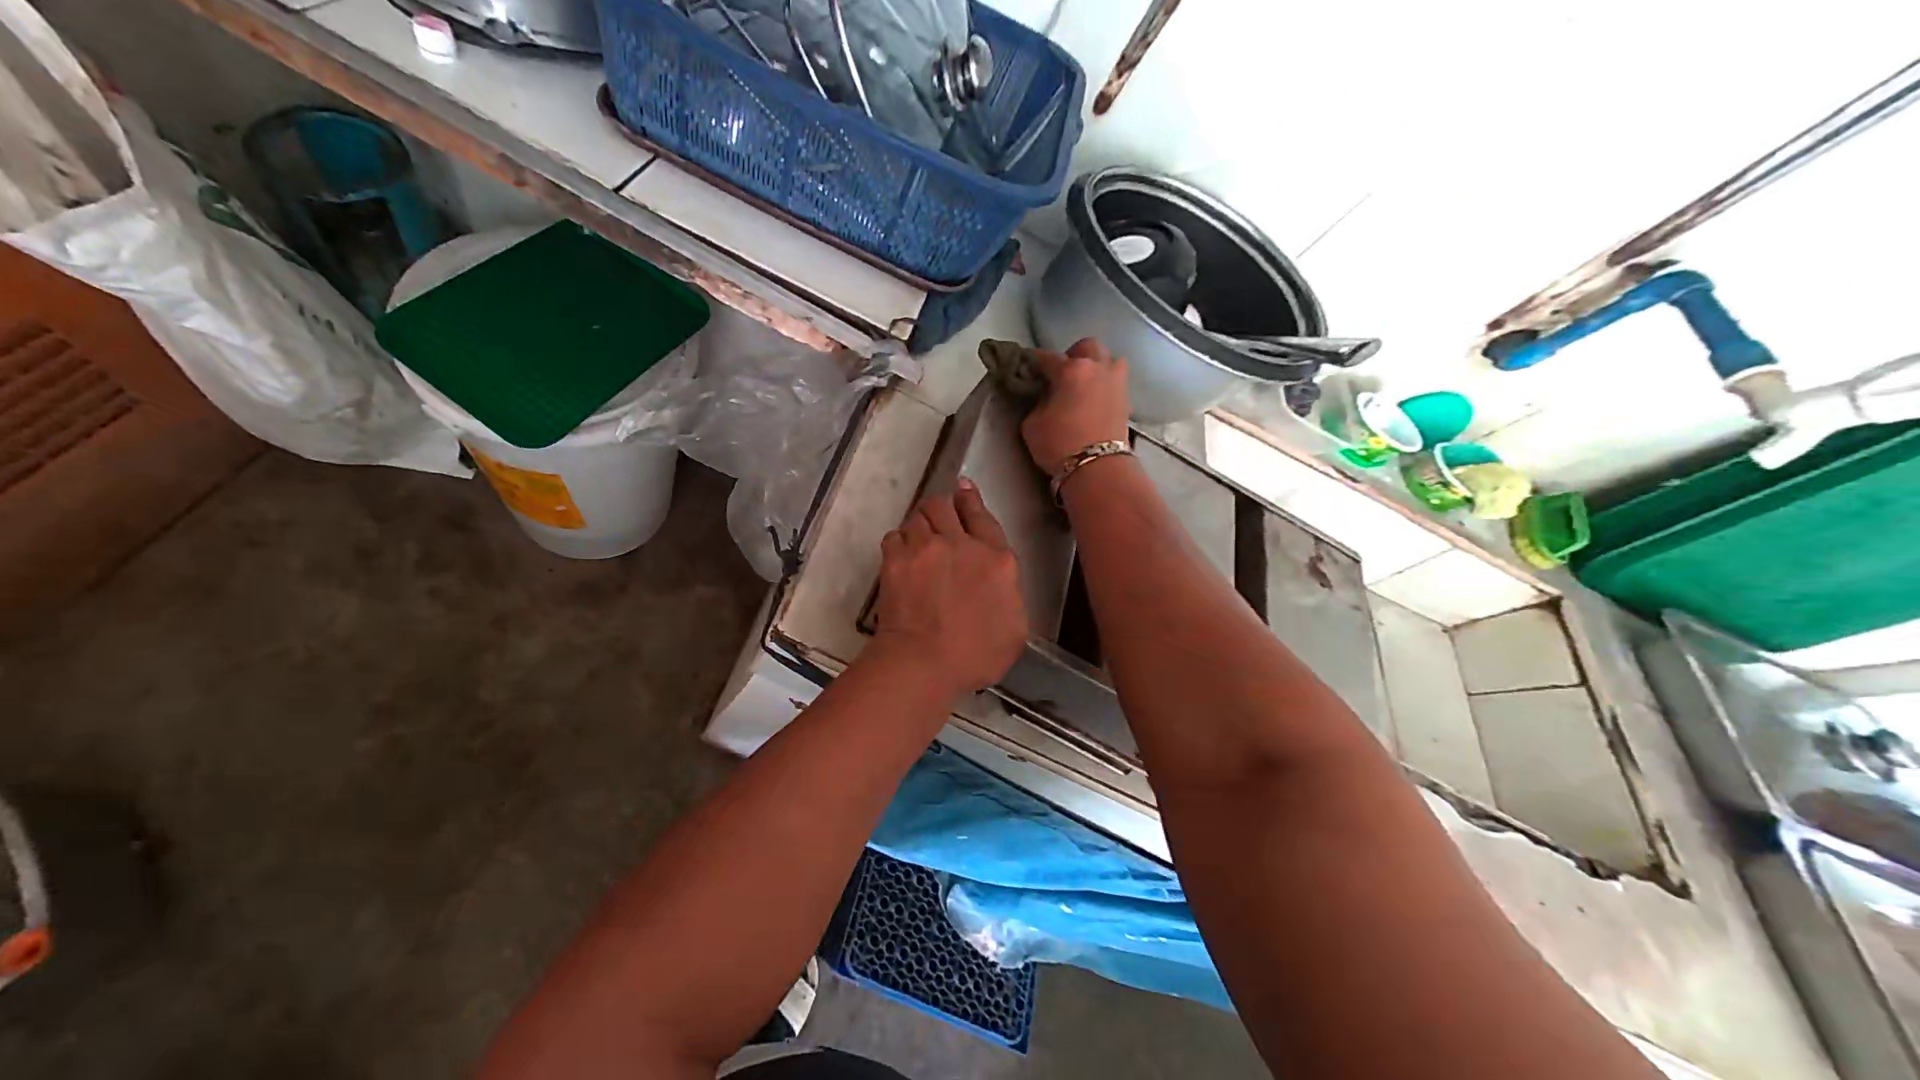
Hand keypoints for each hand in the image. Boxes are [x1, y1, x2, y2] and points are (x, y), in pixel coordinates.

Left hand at [870, 482, 1026, 697]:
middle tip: (938, 519)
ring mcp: (925, 549)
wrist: (924, 662)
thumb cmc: (976, 656)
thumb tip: (999, 584)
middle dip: (941, 508)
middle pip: (944, 505)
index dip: (971, 499)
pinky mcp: (895, 560)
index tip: (963, 488)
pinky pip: (894, 536)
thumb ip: (1009, 594)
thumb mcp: (1015, 628)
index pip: (982, 516)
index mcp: (996, 559)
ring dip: (920, 524)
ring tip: (919, 539)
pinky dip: (899, 542)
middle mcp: (961, 544)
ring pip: (918, 516)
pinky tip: (901, 555)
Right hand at [1021, 337, 1130, 474]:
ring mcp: (1116, 382)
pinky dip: (1104, 385)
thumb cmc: (1060, 444)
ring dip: (1096, 366)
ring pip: (1108, 360)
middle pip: (1086, 347)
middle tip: (1061, 374)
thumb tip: (1044, 395)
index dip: (1032, 361)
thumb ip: (1037, 402)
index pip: (1046, 357)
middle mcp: (1098, 367)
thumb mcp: (1032, 424)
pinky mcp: (1127, 400)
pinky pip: (1114, 381)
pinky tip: (1094, 400)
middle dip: (1073, 355)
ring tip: (1083, 385)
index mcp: (1072, 369)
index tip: (1025, 366)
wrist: (1099, 469)